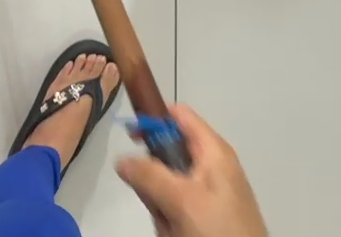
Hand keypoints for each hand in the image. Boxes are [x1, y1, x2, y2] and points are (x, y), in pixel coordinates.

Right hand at [116, 105, 267, 236]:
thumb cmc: (219, 229)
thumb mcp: (181, 199)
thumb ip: (149, 175)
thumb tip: (121, 159)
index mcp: (213, 150)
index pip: (179, 115)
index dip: (153, 118)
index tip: (131, 137)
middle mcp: (213, 166)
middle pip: (169, 154)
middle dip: (155, 179)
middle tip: (154, 199)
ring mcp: (212, 193)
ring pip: (170, 186)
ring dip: (162, 206)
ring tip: (171, 226)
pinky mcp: (210, 216)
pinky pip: (179, 209)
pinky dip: (172, 221)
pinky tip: (177, 234)